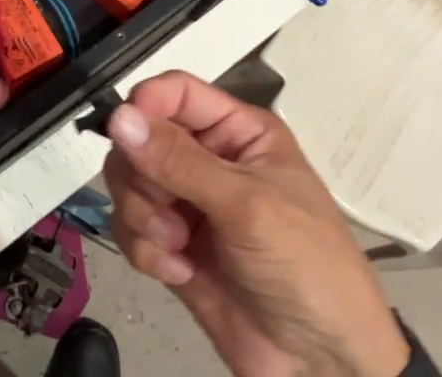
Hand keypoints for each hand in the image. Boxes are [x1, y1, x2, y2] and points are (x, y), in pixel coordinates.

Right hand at [104, 72, 409, 376]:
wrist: (321, 362)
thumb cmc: (307, 266)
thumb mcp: (247, 206)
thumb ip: (179, 161)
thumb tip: (120, 117)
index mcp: (238, 132)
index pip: (176, 92)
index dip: (146, 104)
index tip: (125, 132)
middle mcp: (208, 158)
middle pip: (140, 137)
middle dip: (142, 176)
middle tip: (168, 208)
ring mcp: (187, 202)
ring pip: (127, 182)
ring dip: (142, 216)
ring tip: (177, 246)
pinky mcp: (171, 244)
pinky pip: (128, 227)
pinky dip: (144, 249)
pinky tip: (178, 271)